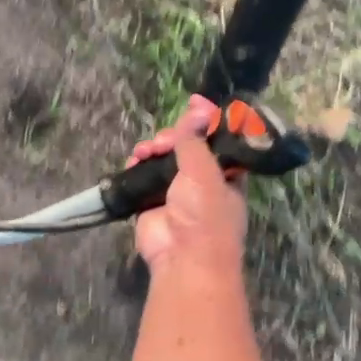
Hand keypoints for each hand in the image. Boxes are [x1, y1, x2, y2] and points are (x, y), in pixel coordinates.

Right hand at [129, 94, 246, 276]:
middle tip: (161, 142)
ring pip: (162, 159)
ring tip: (144, 153)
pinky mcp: (151, 201)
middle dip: (171, 139)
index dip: (206, 124)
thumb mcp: (204, 172)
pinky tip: (133, 162)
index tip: (193, 102)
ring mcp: (176, 193)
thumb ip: (195, 139)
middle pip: (185, 148)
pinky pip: (143, 174)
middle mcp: (203, 184)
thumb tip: (200, 106)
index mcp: (226, 179)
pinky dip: (137, 165)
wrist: (182, 258)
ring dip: (152, 150)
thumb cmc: (204, 216)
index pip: (217, 144)